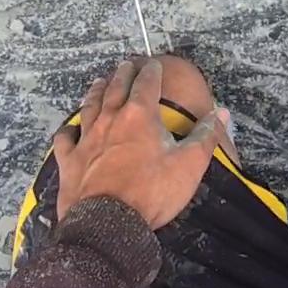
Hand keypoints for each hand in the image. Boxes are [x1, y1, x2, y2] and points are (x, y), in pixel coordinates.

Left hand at [52, 58, 225, 229]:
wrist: (108, 223)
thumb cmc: (151, 191)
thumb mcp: (189, 164)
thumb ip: (206, 135)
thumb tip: (222, 112)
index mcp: (140, 114)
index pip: (147, 82)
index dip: (152, 70)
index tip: (154, 63)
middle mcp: (111, 118)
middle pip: (116, 87)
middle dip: (124, 73)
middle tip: (127, 64)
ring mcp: (86, 138)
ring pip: (90, 105)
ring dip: (96, 91)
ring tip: (99, 81)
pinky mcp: (69, 160)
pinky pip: (65, 139)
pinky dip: (68, 131)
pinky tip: (70, 129)